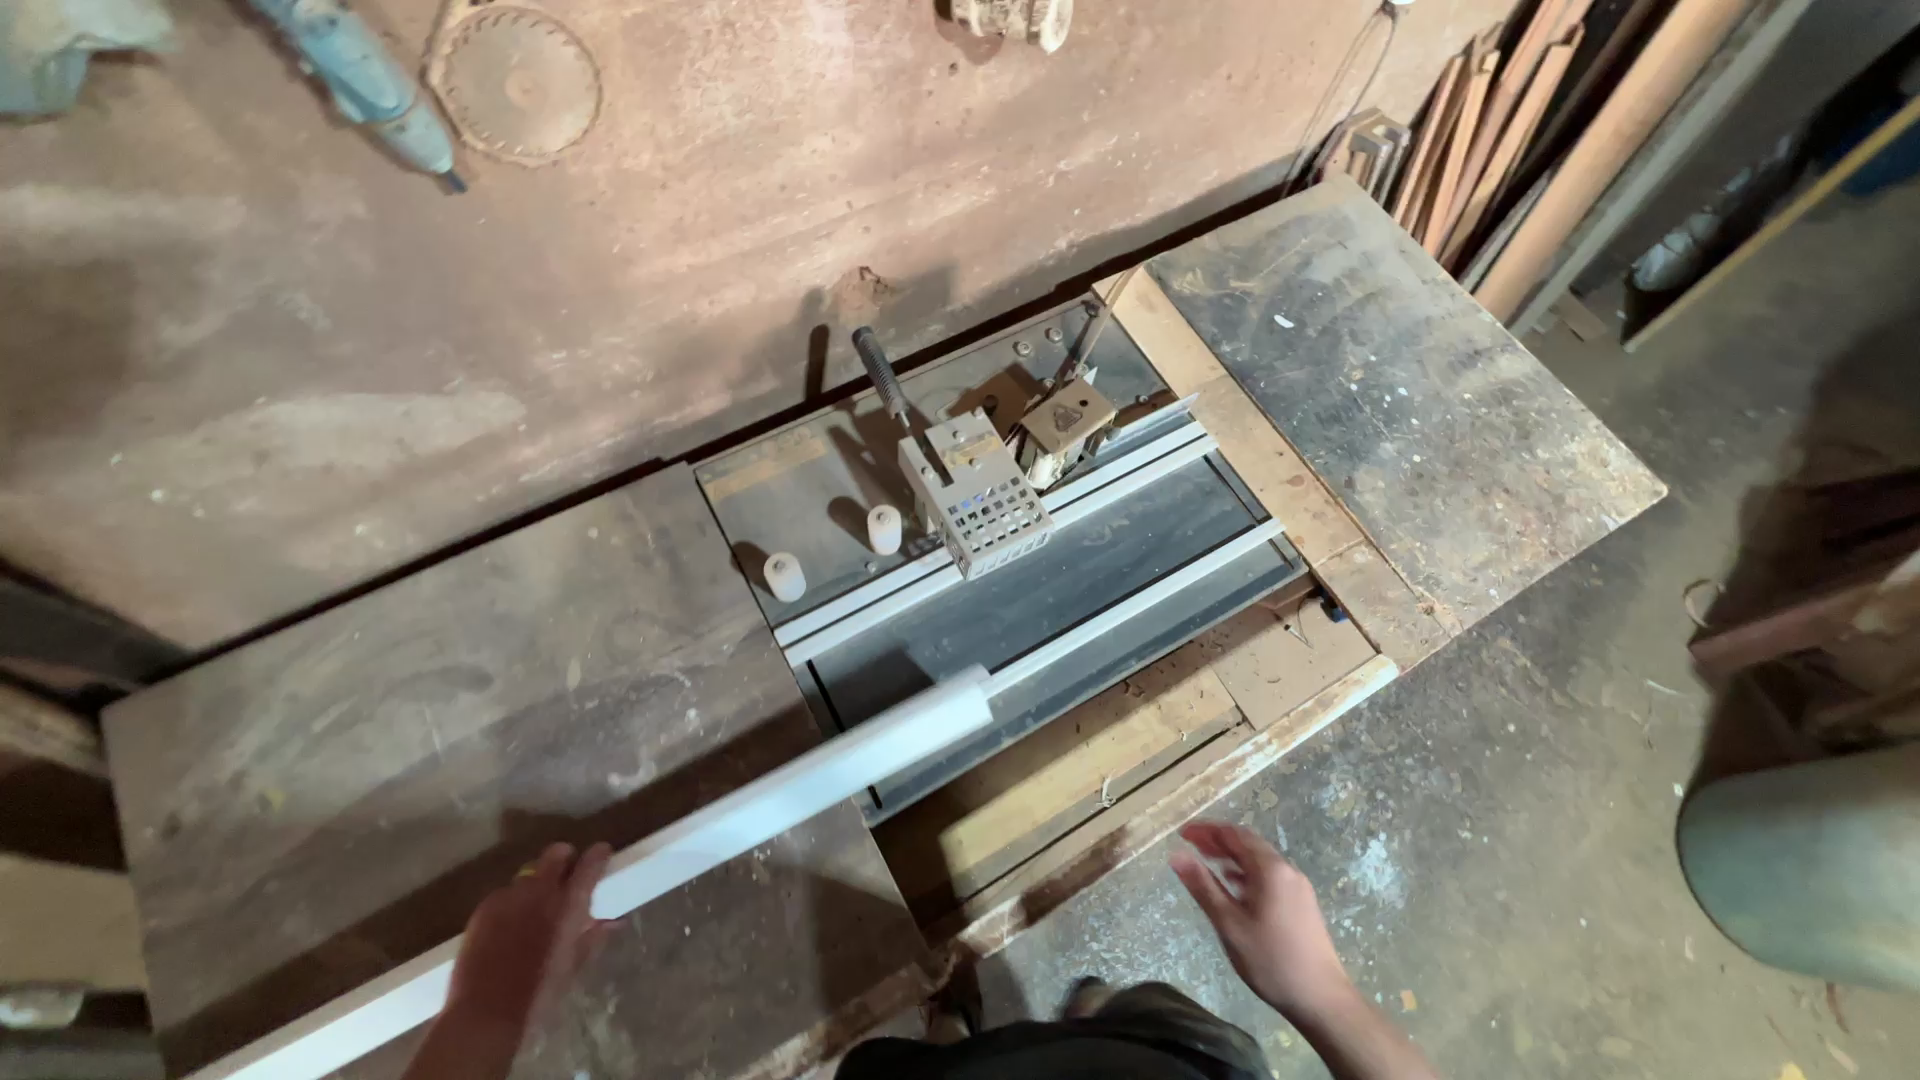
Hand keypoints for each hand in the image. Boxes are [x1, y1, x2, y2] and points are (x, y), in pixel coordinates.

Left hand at [447, 841, 617, 1028]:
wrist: (484, 1015)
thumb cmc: (539, 995)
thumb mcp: (573, 966)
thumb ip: (593, 937)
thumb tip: (612, 922)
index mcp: (569, 904)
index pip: (591, 863)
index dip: (598, 854)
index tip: (602, 854)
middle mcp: (540, 892)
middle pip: (556, 854)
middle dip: (565, 858)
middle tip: (566, 876)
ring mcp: (509, 898)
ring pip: (528, 875)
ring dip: (536, 884)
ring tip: (533, 909)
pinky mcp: (483, 909)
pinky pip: (503, 894)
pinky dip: (511, 903)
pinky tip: (508, 927)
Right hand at [1170, 821, 1353, 1019]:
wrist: (1322, 1000)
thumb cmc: (1271, 960)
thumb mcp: (1229, 923)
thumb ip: (1203, 886)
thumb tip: (1177, 855)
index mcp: (1270, 869)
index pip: (1234, 834)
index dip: (1207, 830)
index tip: (1182, 834)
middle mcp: (1287, 870)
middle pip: (1248, 844)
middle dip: (1218, 842)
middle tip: (1190, 846)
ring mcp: (1298, 888)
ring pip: (1259, 861)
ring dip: (1232, 858)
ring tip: (1207, 863)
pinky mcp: (1301, 904)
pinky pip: (1269, 877)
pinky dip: (1247, 873)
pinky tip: (1234, 887)